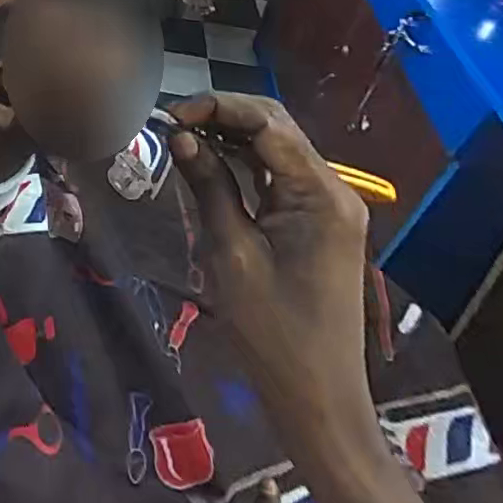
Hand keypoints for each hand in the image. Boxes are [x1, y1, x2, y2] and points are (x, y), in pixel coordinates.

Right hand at [168, 94, 425, 502]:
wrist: (316, 394)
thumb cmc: (272, 328)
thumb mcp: (230, 250)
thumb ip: (208, 184)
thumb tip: (179, 135)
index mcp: (320, 194)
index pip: (267, 123)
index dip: (216, 108)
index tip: (170, 117)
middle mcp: (331, 188)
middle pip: (275, 126)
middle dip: (222, 114)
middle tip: (172, 123)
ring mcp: (327, 203)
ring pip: (274, 145)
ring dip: (228, 134)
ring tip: (181, 135)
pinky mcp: (315, 218)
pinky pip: (276, 172)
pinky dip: (241, 160)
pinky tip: (207, 159)